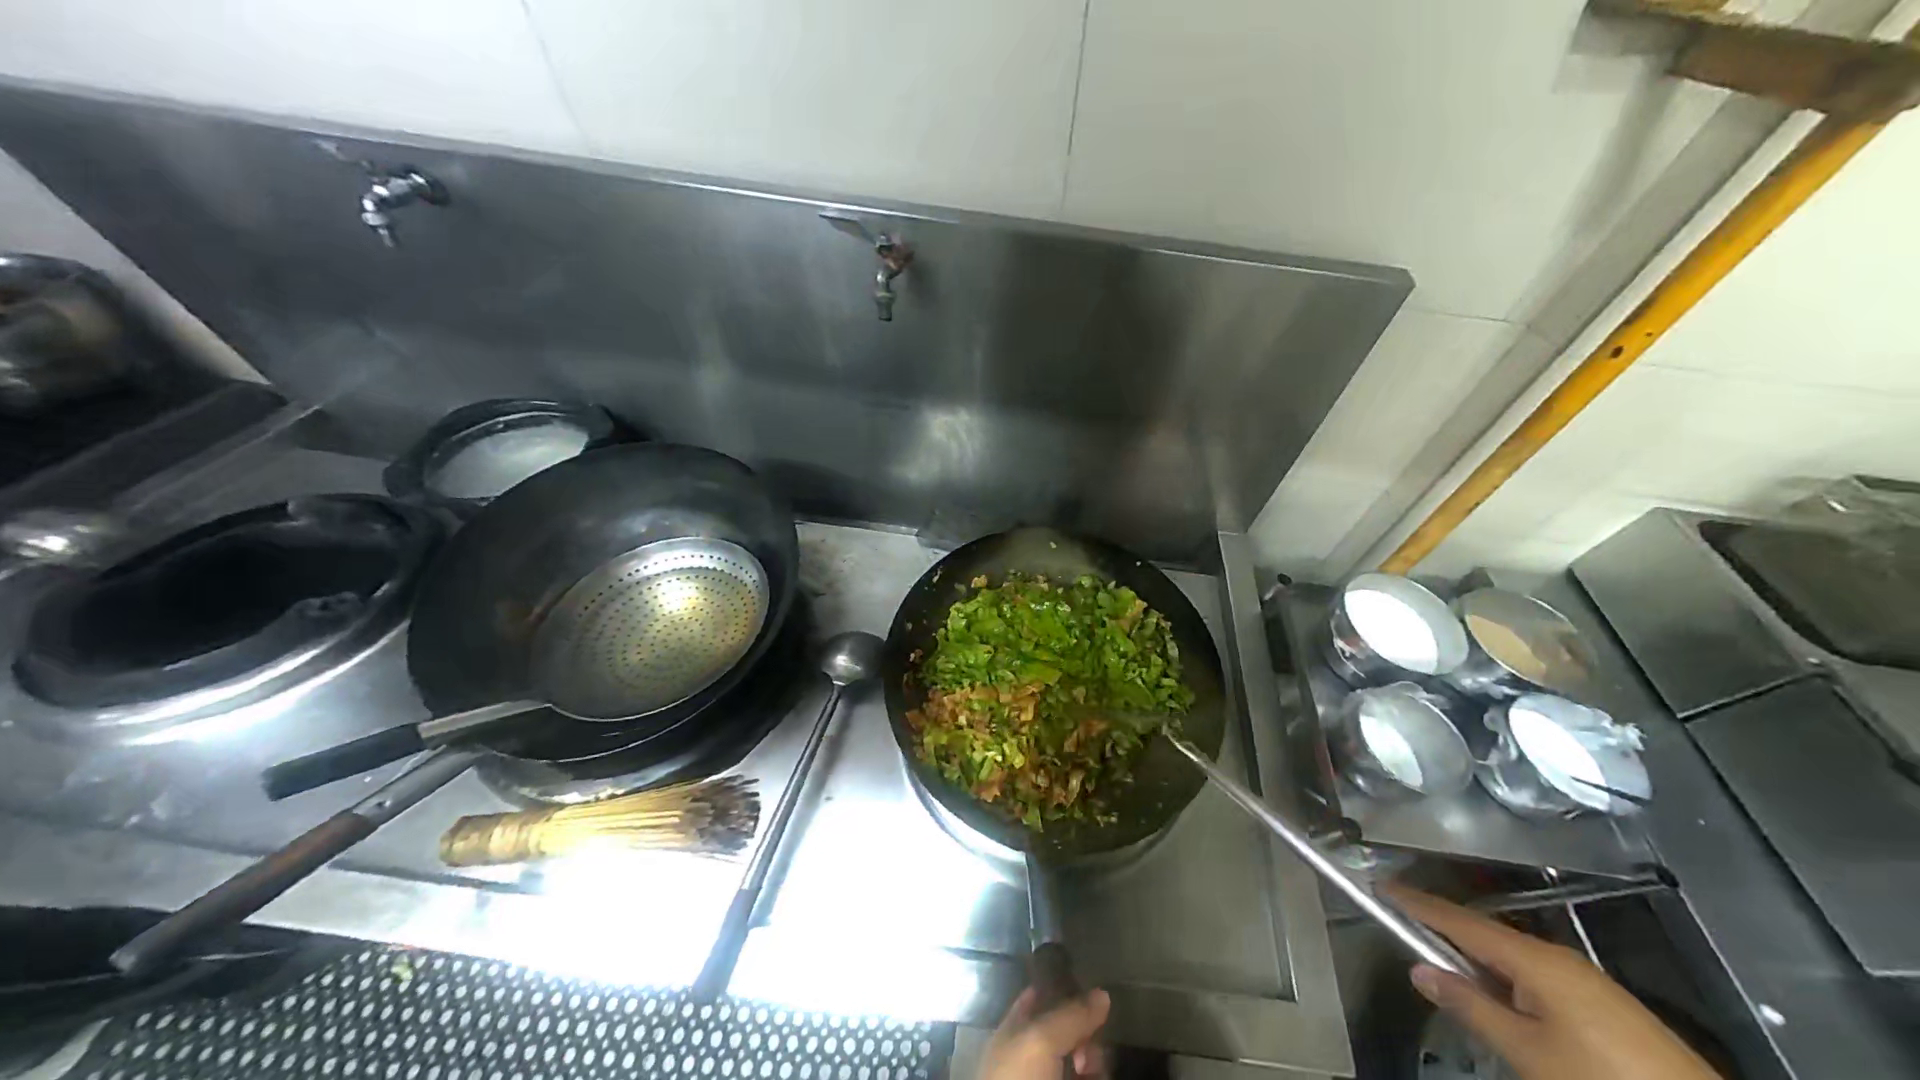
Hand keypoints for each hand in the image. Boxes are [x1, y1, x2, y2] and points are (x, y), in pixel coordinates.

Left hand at [976, 985, 1110, 1079]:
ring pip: (1086, 1062)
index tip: (1089, 990)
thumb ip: (1071, 1014)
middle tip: (1086, 1053)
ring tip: (1093, 1071)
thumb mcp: (1040, 1040)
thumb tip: (1103, 994)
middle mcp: (1035, 1056)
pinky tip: (1100, 1077)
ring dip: (1097, 1061)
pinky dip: (1099, 1077)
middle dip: (1086, 1035)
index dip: (1063, 991)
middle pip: (1070, 1032)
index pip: (1039, 999)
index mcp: (1015, 1032)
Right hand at [1390, 887, 1720, 1079]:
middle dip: (1445, 934)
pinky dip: (1506, 980)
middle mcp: (1559, 958)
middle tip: (1404, 931)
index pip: (1461, 921)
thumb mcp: (1527, 1052)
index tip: (1382, 887)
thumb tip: (1421, 971)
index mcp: (1536, 960)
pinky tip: (1501, 1004)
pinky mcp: (1606, 1005)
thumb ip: (1470, 1007)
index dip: (1418, 904)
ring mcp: (1587, 981)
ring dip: (1477, 963)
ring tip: (1447, 975)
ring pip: (1513, 959)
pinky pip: (1538, 977)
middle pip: (1486, 936)